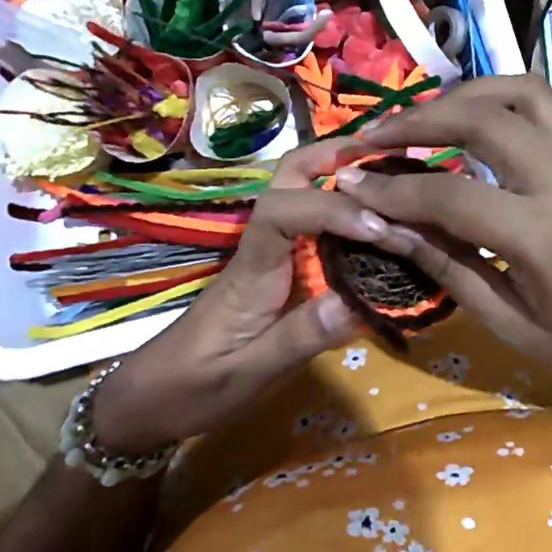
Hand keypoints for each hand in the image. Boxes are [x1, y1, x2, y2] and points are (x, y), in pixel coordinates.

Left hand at [90, 138, 402, 453]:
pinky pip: (314, 221)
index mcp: (253, 267)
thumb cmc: (197, 386)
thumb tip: (357, 303)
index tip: (379, 228)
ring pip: (302, 189)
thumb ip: (300, 337)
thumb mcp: (250, 373)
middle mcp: (263, 246)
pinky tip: (378, 221)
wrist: (156, 395)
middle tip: (391, 159)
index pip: (284, 211)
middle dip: (337, 155)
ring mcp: (272, 253)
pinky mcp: (282, 266)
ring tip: (396, 180)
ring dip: (344, 173)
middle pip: (290, 175)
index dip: (334, 207)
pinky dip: (347, 206)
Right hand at [335, 75, 551, 476]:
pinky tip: (470, 119)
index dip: (395, 188)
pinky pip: (546, 107)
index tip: (349, 180)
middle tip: (377, 136)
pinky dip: (501, 99)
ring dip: (467, 94)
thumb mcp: (508, 325)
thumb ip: (447, 265)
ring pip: (525, 93)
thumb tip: (388, 222)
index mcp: (547, 239)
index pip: (454, 196)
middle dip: (422, 120)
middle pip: (488, 120)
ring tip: (422, 117)